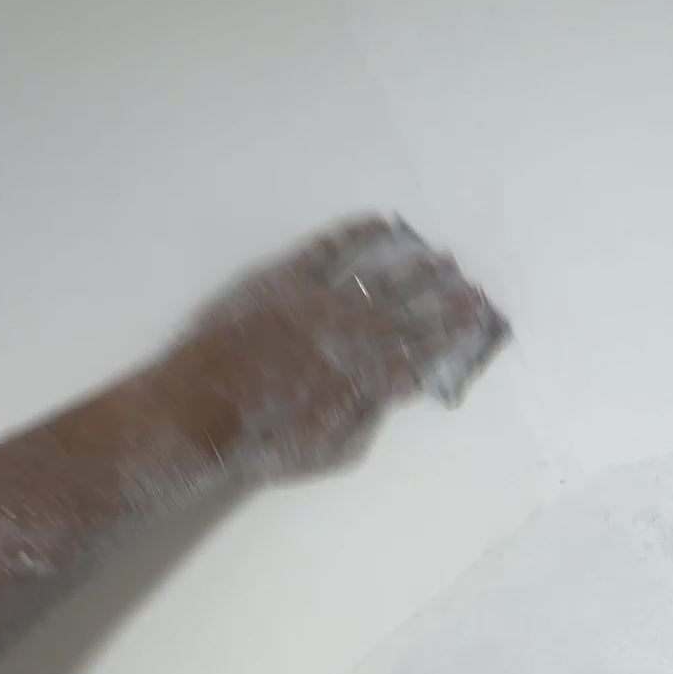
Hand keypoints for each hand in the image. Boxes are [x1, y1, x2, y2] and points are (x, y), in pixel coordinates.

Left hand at [161, 215, 509, 481]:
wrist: (196, 411)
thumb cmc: (259, 441)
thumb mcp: (327, 451)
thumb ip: (368, 418)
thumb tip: (398, 391)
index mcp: (367, 375)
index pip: (424, 351)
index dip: (453, 335)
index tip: (476, 320)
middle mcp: (357, 333)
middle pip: (415, 313)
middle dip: (448, 302)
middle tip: (473, 288)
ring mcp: (325, 300)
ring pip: (385, 279)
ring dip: (419, 269)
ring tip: (444, 258)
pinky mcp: (290, 276)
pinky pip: (331, 247)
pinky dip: (358, 232)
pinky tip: (381, 222)